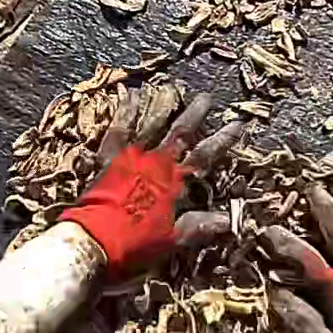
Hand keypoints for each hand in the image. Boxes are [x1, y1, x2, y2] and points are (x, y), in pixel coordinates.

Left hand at [61, 86, 246, 278]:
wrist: (93, 240)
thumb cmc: (135, 244)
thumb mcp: (172, 240)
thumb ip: (199, 226)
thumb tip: (229, 220)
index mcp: (173, 182)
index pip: (205, 157)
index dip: (223, 141)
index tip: (239, 123)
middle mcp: (154, 163)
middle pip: (179, 133)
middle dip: (194, 115)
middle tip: (206, 97)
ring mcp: (130, 157)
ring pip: (150, 124)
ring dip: (162, 106)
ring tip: (170, 88)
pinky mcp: (107, 158)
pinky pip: (118, 128)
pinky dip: (125, 110)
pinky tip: (130, 93)